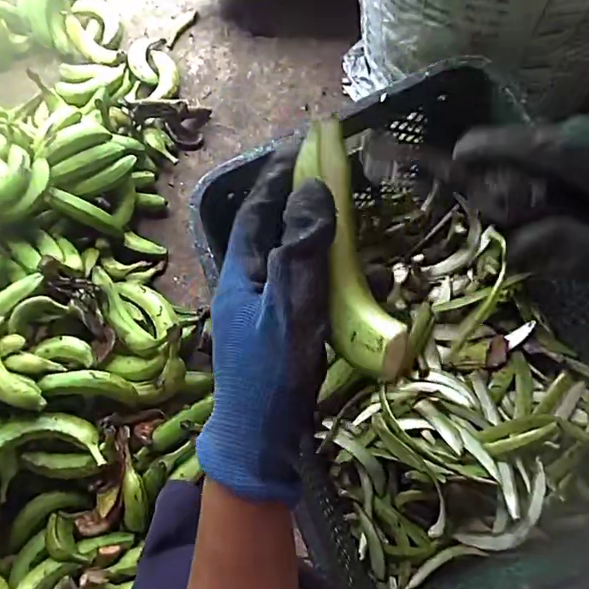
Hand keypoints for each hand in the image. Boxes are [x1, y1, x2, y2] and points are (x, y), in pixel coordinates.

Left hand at [196, 148, 335, 503]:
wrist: (262, 440)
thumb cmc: (271, 373)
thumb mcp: (289, 308)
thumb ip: (301, 250)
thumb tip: (311, 189)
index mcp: (240, 273)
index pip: (256, 210)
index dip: (276, 177)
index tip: (301, 148)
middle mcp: (245, 285)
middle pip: (270, 230)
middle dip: (296, 201)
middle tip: (330, 178)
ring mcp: (260, 310)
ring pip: (287, 257)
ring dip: (312, 236)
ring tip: (341, 218)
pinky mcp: (278, 331)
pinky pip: (300, 288)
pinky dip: (323, 273)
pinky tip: (348, 277)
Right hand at [452, 116, 588, 360]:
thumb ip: (578, 252)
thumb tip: (514, 244)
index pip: (562, 146)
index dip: (508, 144)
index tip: (463, 149)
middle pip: (567, 138)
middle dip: (515, 153)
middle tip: (476, 177)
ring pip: (582, 143)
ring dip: (538, 160)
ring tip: (507, 188)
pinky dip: (562, 169)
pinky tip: (550, 193)